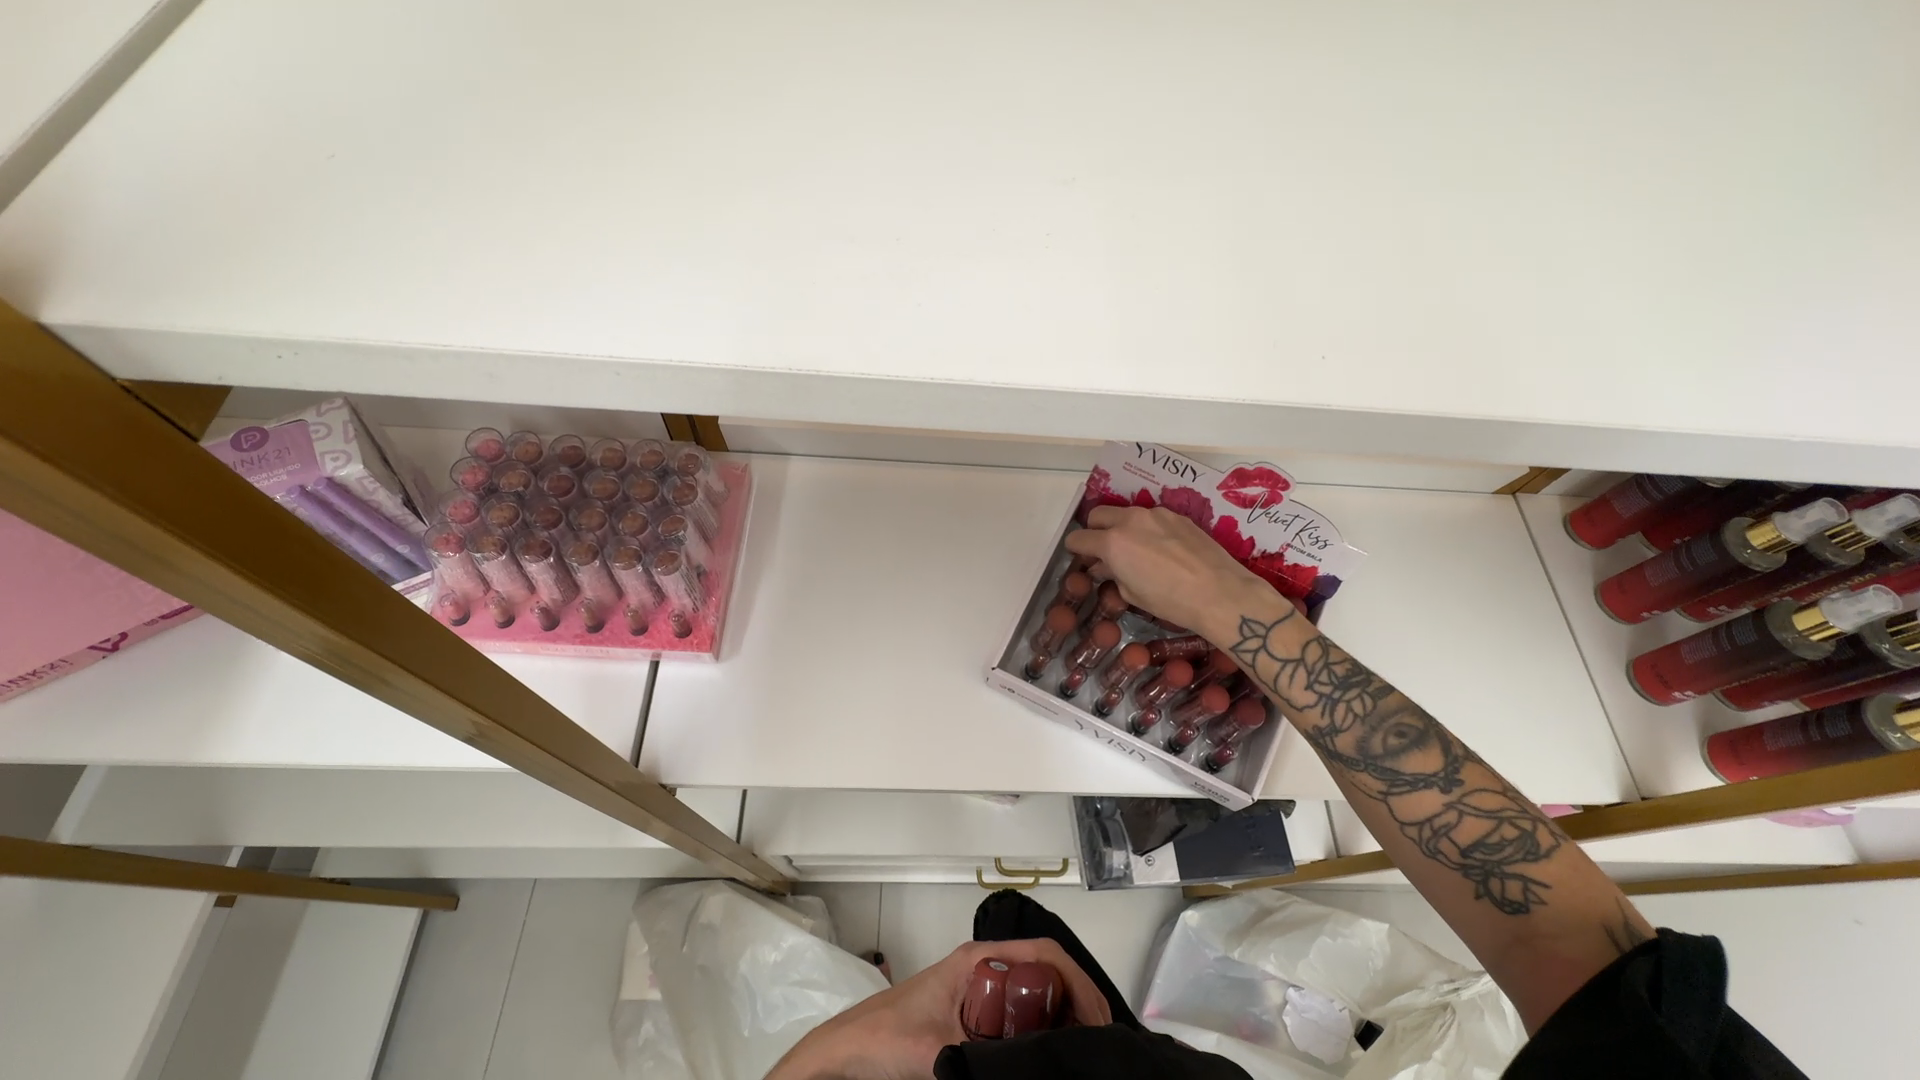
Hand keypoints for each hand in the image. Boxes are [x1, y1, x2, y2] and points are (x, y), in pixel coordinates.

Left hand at [766, 939, 1112, 1079]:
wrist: (841, 1054)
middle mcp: (982, 968)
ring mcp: (976, 991)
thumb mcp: (940, 1052)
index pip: (1045, 956)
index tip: (1098, 1024)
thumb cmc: (884, 1039)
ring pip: (1035, 996)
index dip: (1080, 984)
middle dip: (1078, 1005)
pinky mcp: (970, 1016)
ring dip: (1061, 1020)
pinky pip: (1017, 1017)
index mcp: (977, 961)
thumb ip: (983, 1063)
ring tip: (1079, 1054)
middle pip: (1047, 974)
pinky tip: (1045, 1058)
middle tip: (1096, 1047)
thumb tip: (1031, 1070)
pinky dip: (1039, 1032)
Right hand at [1064, 505, 1274, 643]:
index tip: (1081, 558)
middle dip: (1094, 531)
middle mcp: (1130, 520)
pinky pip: (1151, 517)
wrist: (1220, 592)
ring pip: (1126, 513)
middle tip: (1103, 551)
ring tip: (1135, 550)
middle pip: (1097, 515)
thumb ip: (1112, 574)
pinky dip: (1146, 528)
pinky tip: (1161, 549)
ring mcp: (1156, 514)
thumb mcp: (1132, 594)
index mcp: (1112, 543)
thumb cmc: (1171, 601)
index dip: (1075, 550)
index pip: (1078, 538)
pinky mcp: (1177, 515)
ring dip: (1121, 528)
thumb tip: (1104, 566)